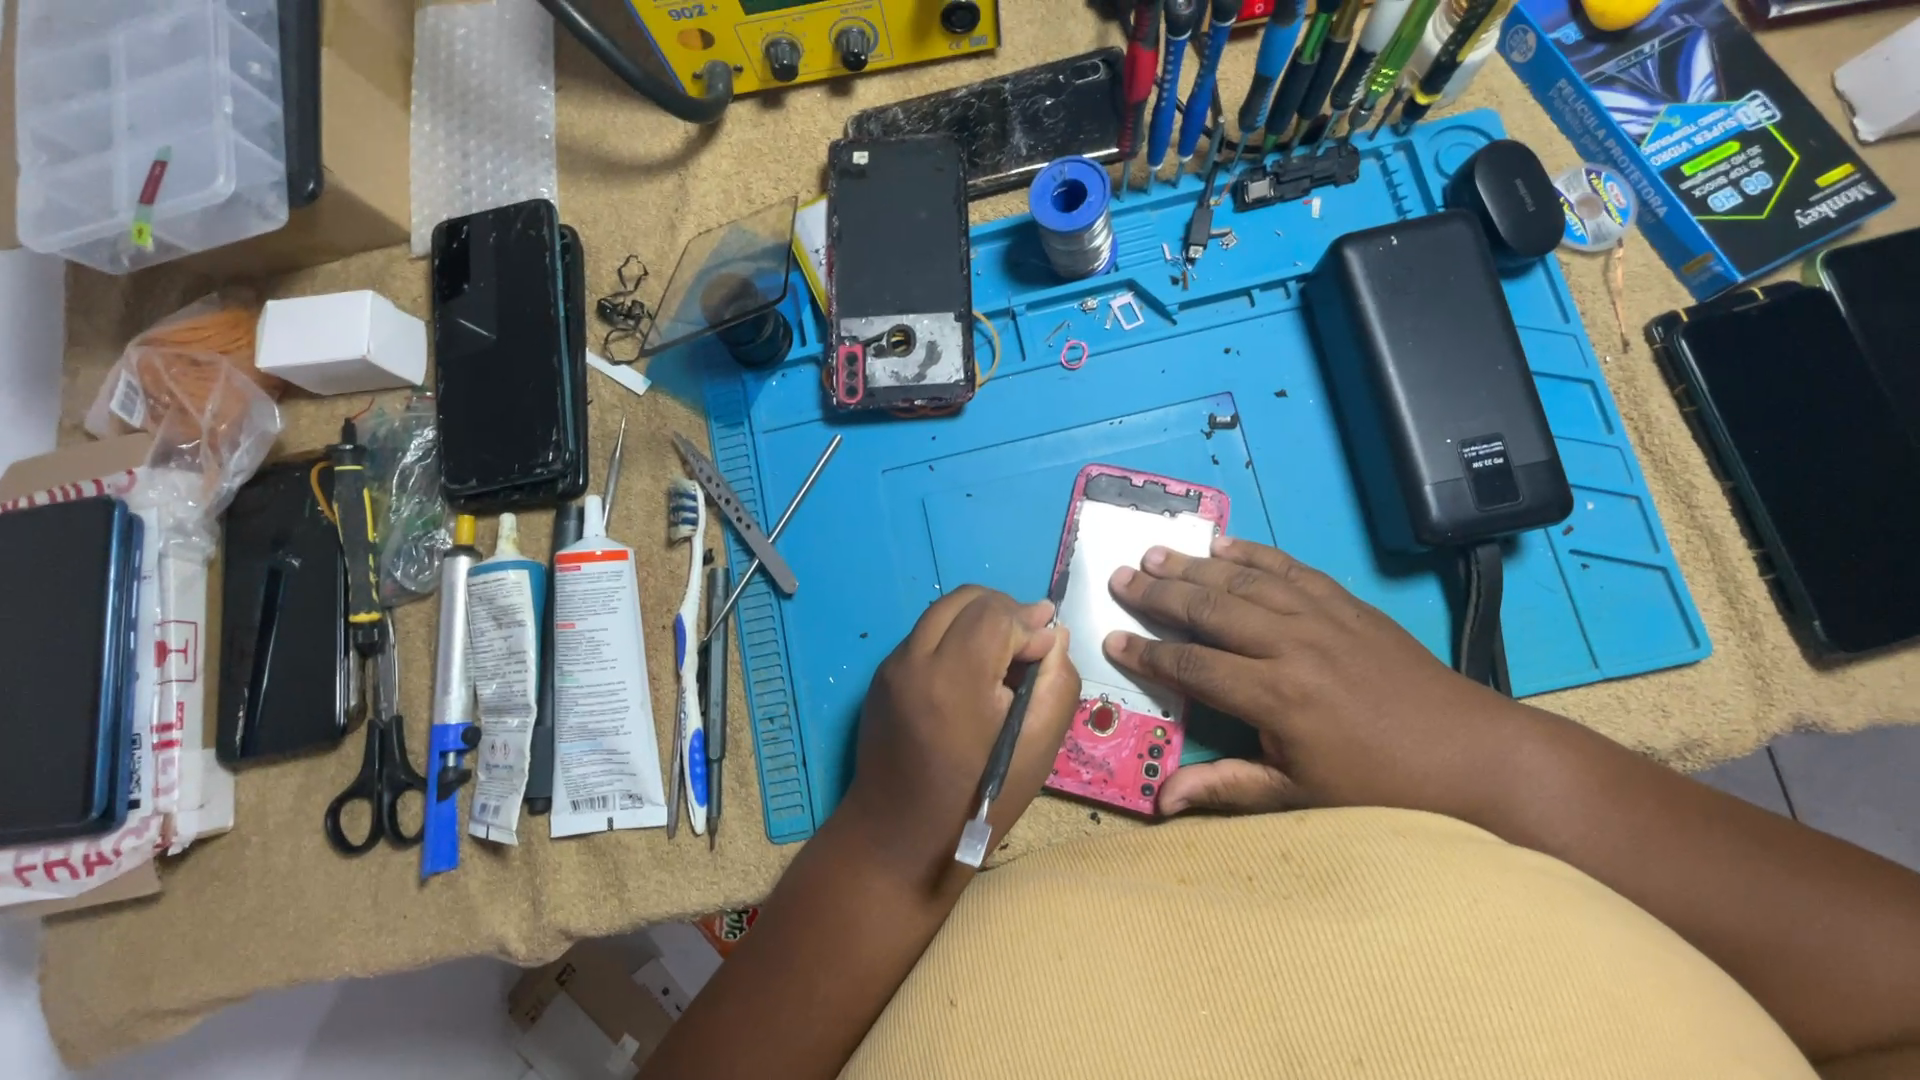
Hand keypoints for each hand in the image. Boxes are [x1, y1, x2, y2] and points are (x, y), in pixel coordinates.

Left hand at [842, 586, 1078, 884]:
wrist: (897, 840)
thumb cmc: (976, 800)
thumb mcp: (1036, 748)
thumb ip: (1056, 682)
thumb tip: (1051, 635)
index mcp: (953, 679)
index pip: (996, 614)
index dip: (1029, 621)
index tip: (1046, 648)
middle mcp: (914, 661)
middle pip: (966, 599)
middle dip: (1005, 610)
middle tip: (1029, 644)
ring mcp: (890, 667)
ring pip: (942, 611)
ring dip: (978, 620)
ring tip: (1002, 655)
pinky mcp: (880, 677)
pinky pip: (924, 634)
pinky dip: (954, 637)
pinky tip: (970, 674)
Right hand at [1104, 537, 1533, 818]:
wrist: (1471, 755)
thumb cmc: (1380, 786)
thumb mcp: (1300, 796)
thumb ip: (1226, 788)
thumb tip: (1161, 802)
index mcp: (1275, 697)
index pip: (1192, 665)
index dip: (1147, 652)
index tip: (1112, 638)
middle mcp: (1290, 645)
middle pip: (1210, 609)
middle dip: (1159, 594)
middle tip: (1119, 577)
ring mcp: (1321, 618)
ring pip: (1244, 582)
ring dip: (1195, 565)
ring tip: (1156, 552)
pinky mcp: (1347, 604)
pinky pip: (1290, 569)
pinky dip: (1253, 554)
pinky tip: (1224, 544)